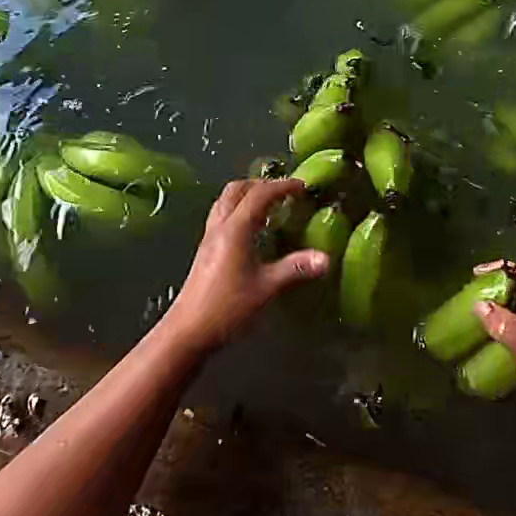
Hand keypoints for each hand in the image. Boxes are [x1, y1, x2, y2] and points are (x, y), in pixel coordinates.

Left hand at [163, 179, 328, 352]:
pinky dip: (239, 209)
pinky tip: (252, 228)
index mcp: (235, 229)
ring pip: (226, 201)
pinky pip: (222, 215)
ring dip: (247, 194)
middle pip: (237, 190)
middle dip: (262, 184)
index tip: (302, 187)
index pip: (259, 195)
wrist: (188, 331)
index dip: (282, 186)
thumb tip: (326, 258)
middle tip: (284, 191)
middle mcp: (220, 227)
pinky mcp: (205, 250)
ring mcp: (209, 237)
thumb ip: (296, 269)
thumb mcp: (267, 288)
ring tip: (269, 204)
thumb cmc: (228, 308)